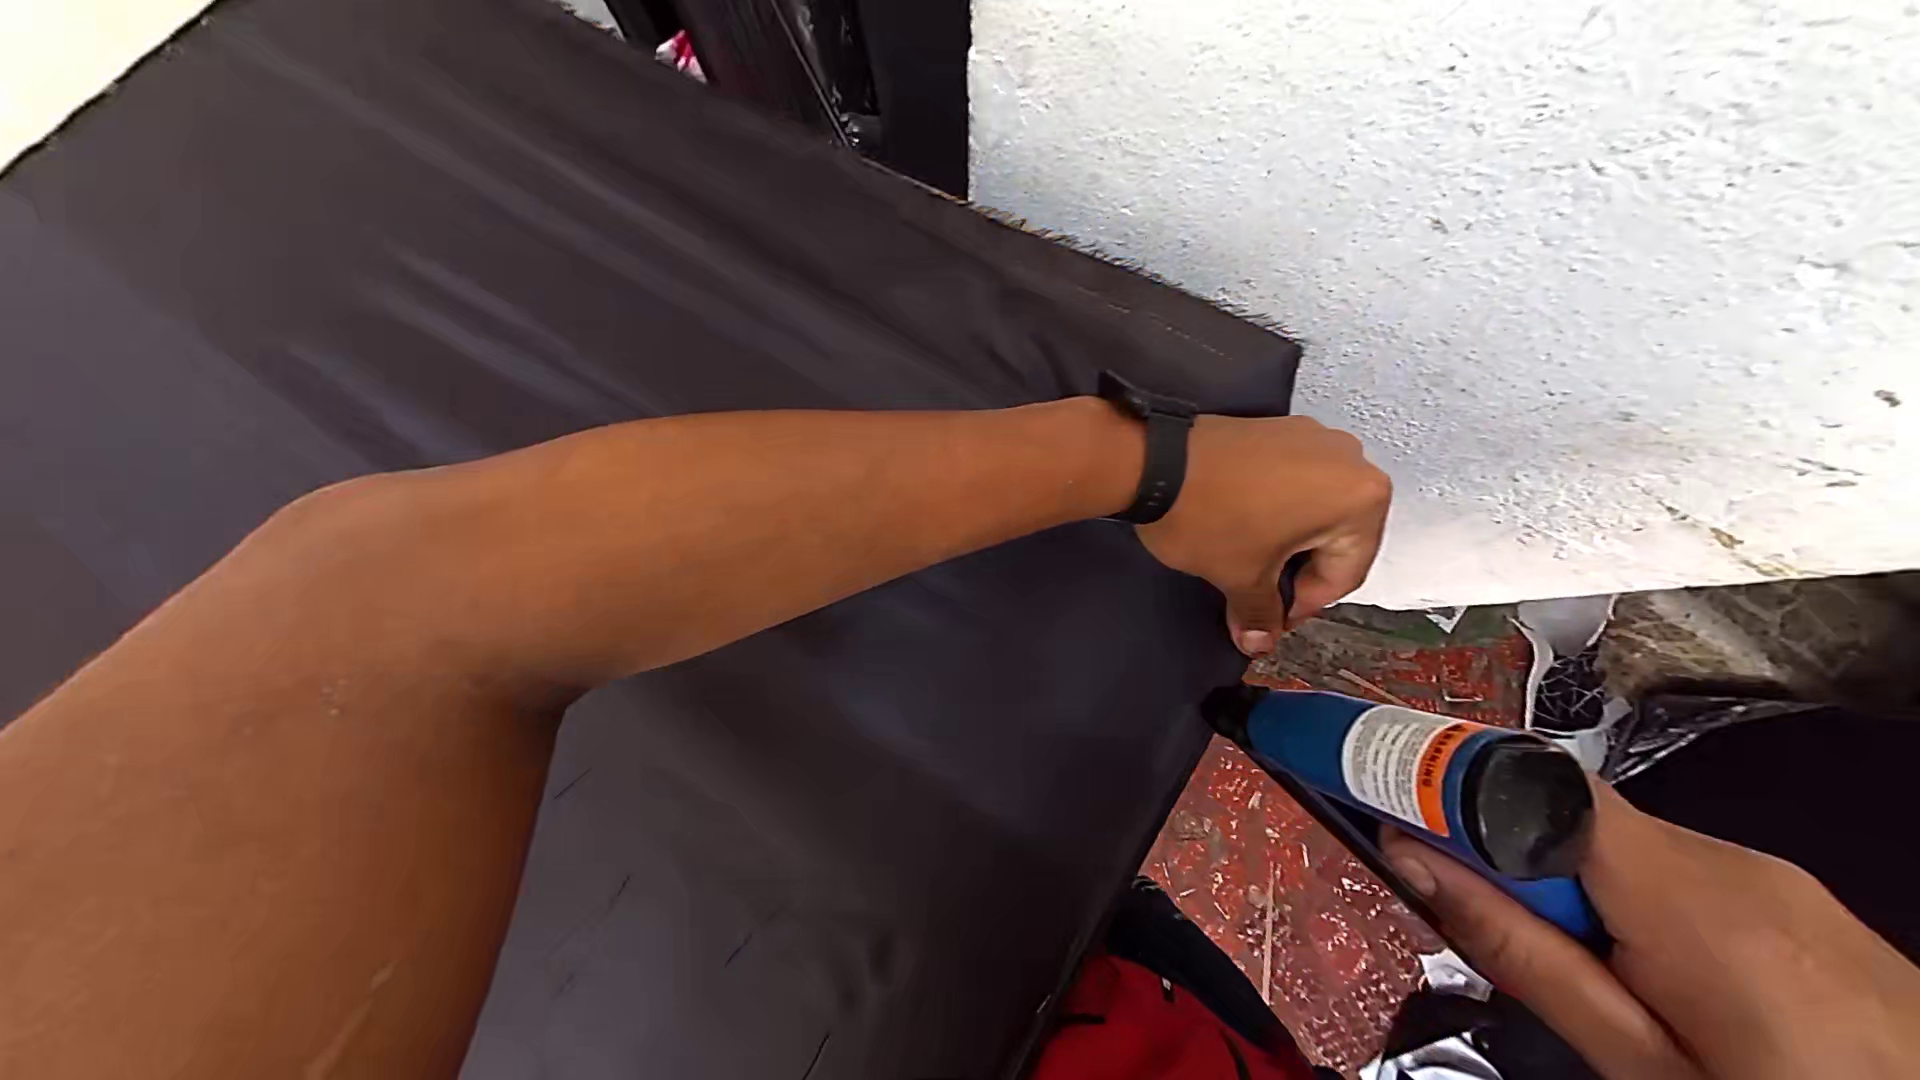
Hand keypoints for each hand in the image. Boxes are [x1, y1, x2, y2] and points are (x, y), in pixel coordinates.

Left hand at [1135, 414, 1390, 654]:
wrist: (1152, 463)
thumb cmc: (1203, 509)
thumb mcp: (1240, 575)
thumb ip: (1259, 612)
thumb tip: (1260, 636)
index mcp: (1361, 498)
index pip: (1344, 573)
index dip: (1304, 605)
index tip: (1275, 618)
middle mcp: (1346, 458)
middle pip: (1332, 538)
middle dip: (1293, 571)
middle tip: (1258, 594)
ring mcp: (1309, 437)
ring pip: (1309, 508)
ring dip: (1281, 539)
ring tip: (1243, 559)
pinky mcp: (1274, 430)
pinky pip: (1286, 479)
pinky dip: (1269, 507)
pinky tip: (1238, 525)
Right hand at [1382, 780, 1919, 1079]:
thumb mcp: (1636, 1063)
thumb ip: (1517, 951)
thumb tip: (1405, 853)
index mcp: (1694, 897)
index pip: (1544, 787)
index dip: (1461, 785)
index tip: (1398, 812)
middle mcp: (1733, 861)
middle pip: (1570, 815)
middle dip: (1509, 852)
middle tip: (1484, 913)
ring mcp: (1773, 877)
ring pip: (1614, 842)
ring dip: (1565, 878)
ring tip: (1584, 963)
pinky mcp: (1792, 899)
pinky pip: (1669, 867)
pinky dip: (1623, 894)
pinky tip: (1651, 969)